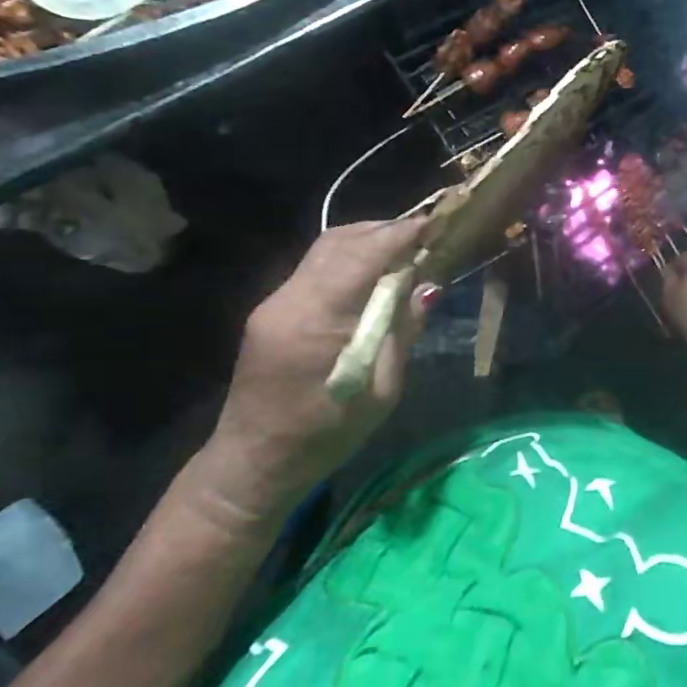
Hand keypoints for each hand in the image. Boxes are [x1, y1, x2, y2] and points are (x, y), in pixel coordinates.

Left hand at [208, 219, 433, 518]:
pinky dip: (346, 260)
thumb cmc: (323, 438)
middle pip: (337, 242)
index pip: (361, 256)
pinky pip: (314, 269)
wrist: (252, 463)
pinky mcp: (272, 310)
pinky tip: (370, 275)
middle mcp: (289, 299)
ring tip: (401, 249)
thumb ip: (402, 333)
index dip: (399, 235)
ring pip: (323, 250)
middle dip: (382, 230)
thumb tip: (427, 287)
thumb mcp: (379, 394)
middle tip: (422, 234)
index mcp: (315, 320)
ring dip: (363, 241)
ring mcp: (275, 301)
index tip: (434, 223)